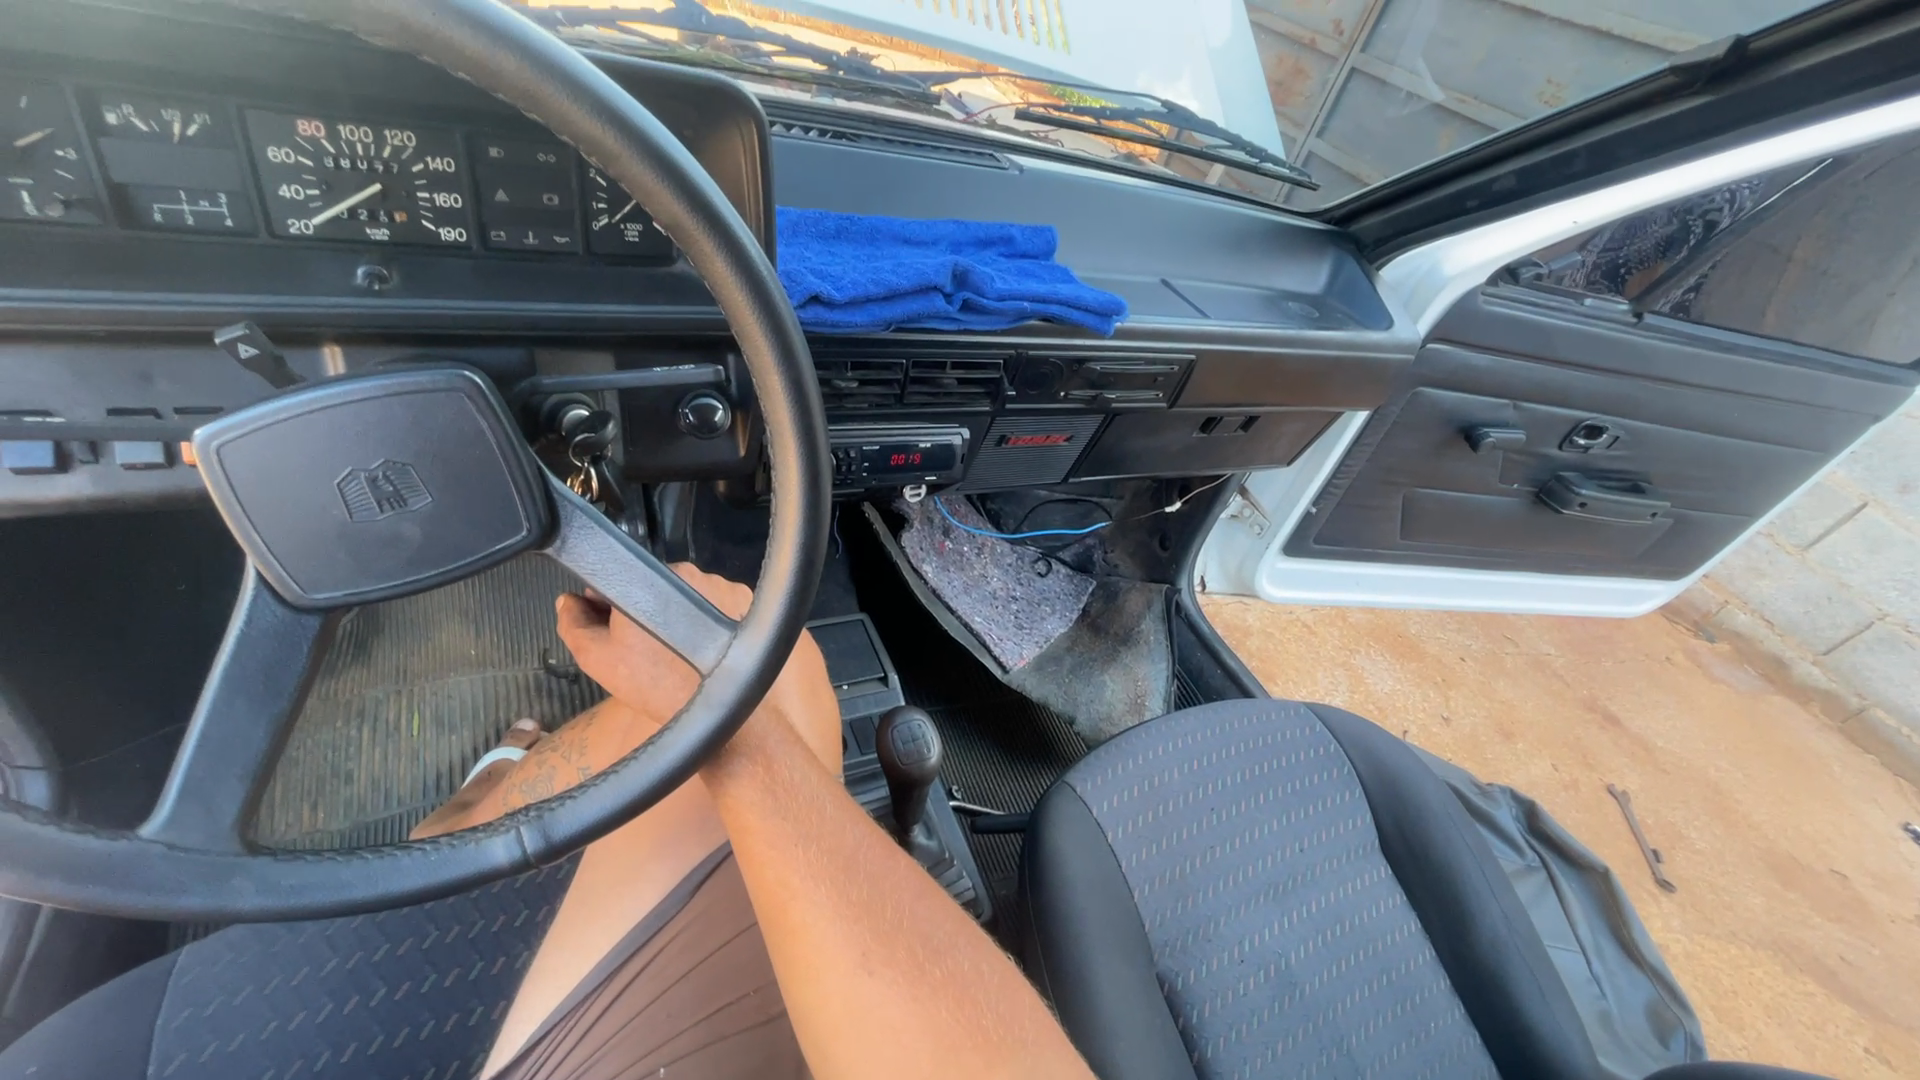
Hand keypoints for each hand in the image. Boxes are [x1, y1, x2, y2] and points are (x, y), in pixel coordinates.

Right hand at [554, 564, 841, 772]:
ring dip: (681, 617)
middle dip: (646, 612)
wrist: (722, 712)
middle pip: (656, 587)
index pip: (620, 580)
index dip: (608, 606)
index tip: (612, 632)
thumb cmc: (657, 685)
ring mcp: (726, 585)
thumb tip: (567, 601)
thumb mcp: (599, 658)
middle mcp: (693, 572)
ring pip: (690, 598)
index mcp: (651, 576)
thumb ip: (575, 624)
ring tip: (679, 654)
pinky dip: (710, 624)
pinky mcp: (749, 603)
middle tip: (646, 650)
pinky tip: (704, 652)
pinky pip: (719, 607)